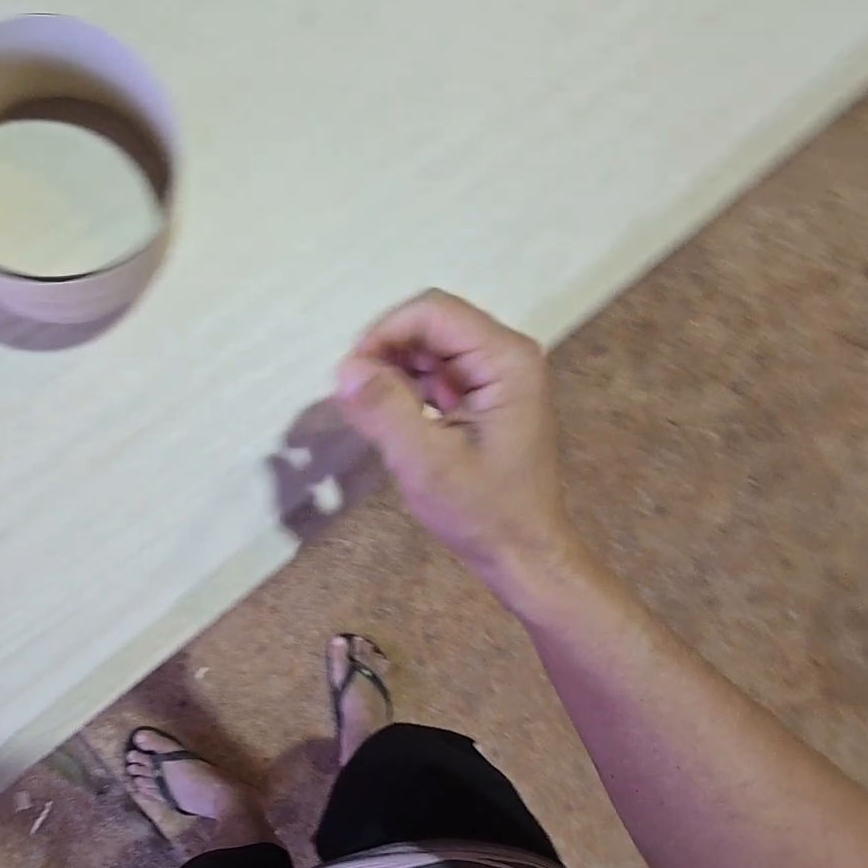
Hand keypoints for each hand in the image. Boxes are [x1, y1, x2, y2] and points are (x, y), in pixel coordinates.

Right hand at [335, 290, 575, 594]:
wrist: (523, 555)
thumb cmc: (483, 512)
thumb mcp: (426, 463)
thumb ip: (385, 409)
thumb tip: (344, 368)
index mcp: (506, 361)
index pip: (433, 313)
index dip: (384, 334)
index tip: (351, 375)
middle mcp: (506, 357)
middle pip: (430, 325)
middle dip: (386, 353)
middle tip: (355, 398)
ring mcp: (496, 377)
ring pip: (428, 349)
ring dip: (392, 373)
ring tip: (371, 415)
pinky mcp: (483, 399)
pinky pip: (435, 376)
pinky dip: (406, 391)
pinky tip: (392, 423)